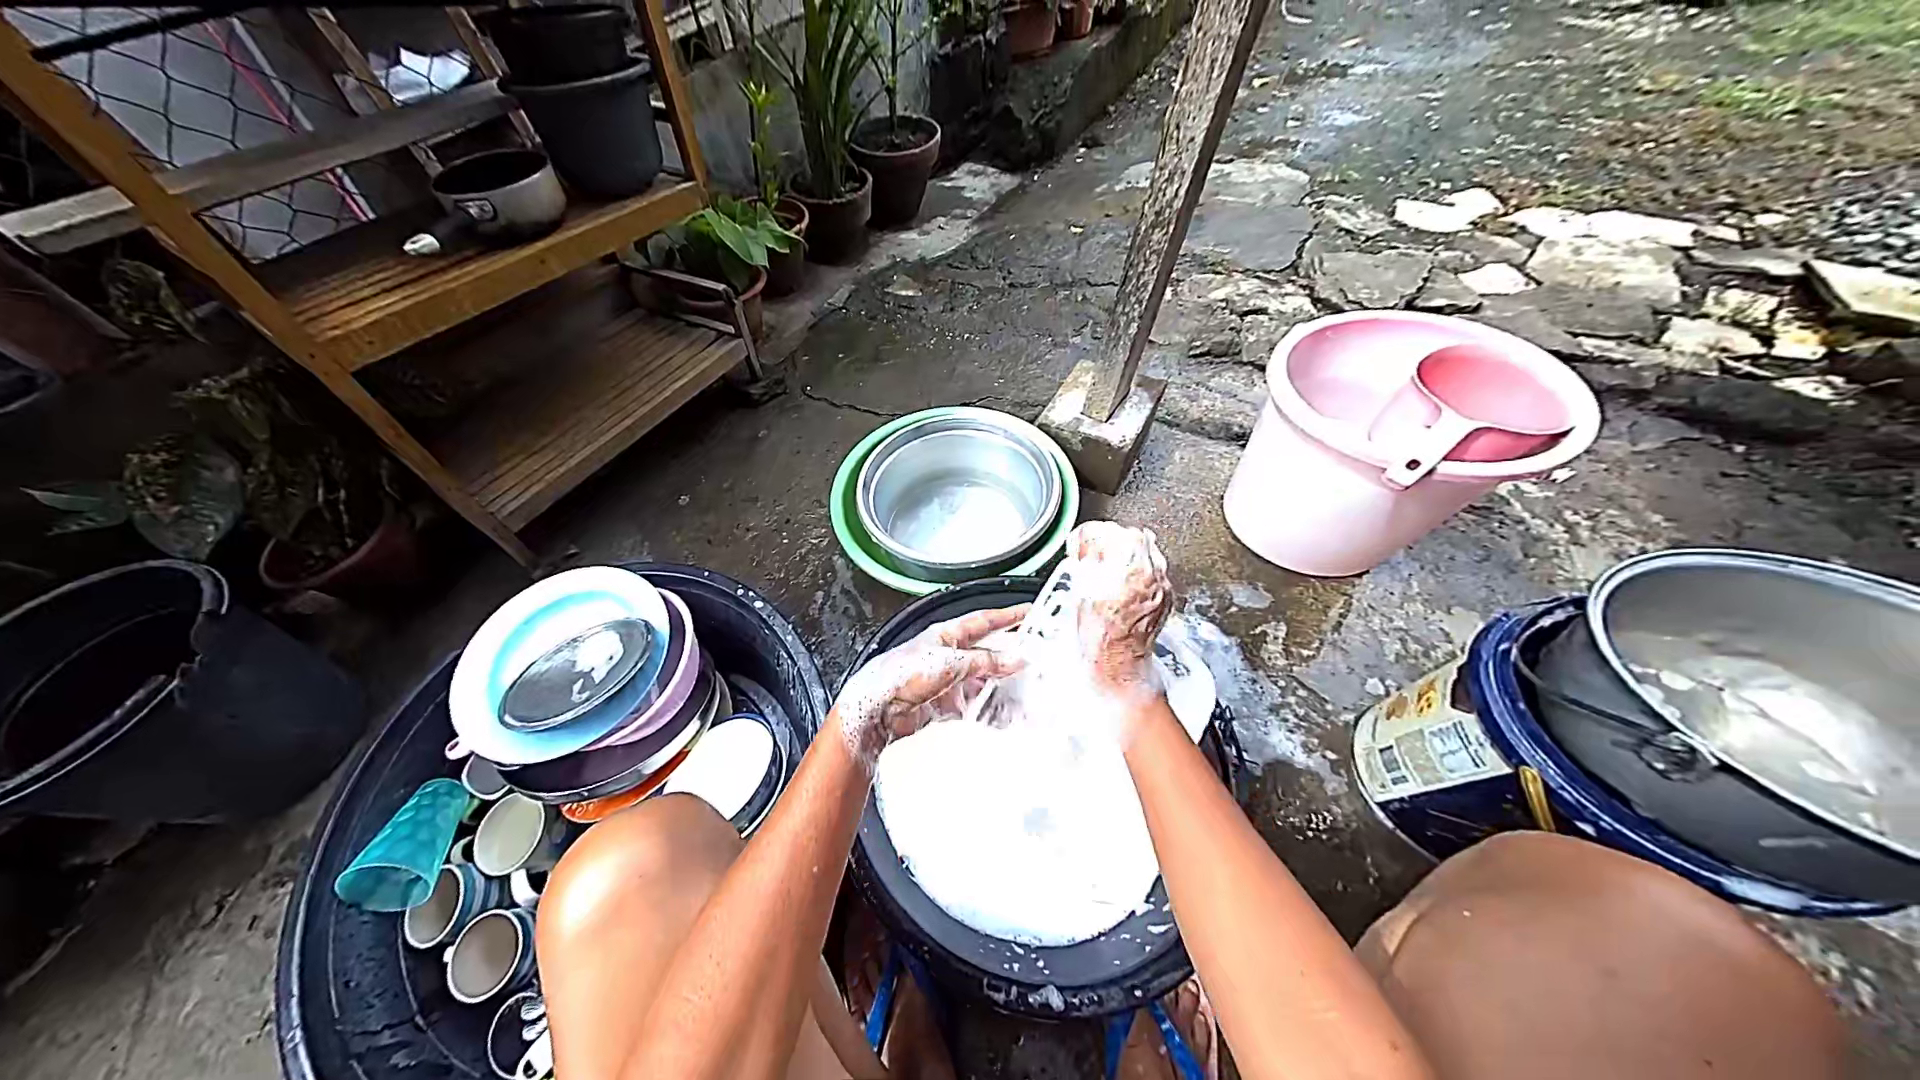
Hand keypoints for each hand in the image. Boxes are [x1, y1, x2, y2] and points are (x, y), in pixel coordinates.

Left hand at [833, 604, 1028, 762]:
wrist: (876, 709)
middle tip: (1036, 660)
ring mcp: (947, 680)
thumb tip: (1014, 658)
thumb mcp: (950, 662)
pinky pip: (975, 706)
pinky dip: (991, 712)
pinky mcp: (944, 704)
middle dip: (1011, 659)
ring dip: (1004, 690)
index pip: (984, 621)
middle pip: (987, 654)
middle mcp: (948, 655)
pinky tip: (1004, 717)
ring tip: (1025, 696)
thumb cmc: (899, 674)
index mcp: (947, 635)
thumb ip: (985, 662)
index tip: (1029, 612)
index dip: (1008, 615)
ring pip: (984, 683)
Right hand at [1059, 521, 1170, 699]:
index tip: (1083, 542)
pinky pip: (1152, 573)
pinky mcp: (1165, 599)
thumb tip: (1087, 549)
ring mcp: (1162, 587)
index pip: (1116, 532)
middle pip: (1135, 538)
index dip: (1094, 534)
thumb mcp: (1082, 593)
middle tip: (1093, 551)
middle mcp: (1153, 575)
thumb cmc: (1100, 639)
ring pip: (1146, 553)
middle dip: (1111, 541)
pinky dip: (1136, 572)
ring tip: (1106, 566)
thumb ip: (1088, 564)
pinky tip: (1120, 583)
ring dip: (1125, 555)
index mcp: (1131, 569)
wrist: (1119, 666)